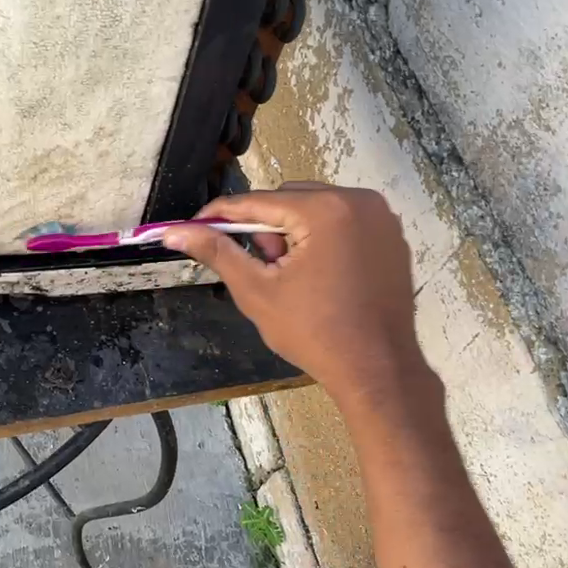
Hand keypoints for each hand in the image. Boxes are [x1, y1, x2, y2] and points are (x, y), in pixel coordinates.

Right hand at [163, 184, 433, 405]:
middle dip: (266, 228)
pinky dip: (323, 239)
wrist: (376, 368)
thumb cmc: (313, 333)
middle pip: (289, 199)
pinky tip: (319, 277)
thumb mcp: (256, 291)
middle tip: (263, 269)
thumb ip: (217, 253)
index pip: (258, 201)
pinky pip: (345, 222)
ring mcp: (381, 217)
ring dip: (294, 232)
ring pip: (317, 208)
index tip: (192, 227)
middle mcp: (359, 201)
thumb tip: (175, 233)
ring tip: (291, 276)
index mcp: (324, 210)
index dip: (220, 215)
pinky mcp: (392, 236)